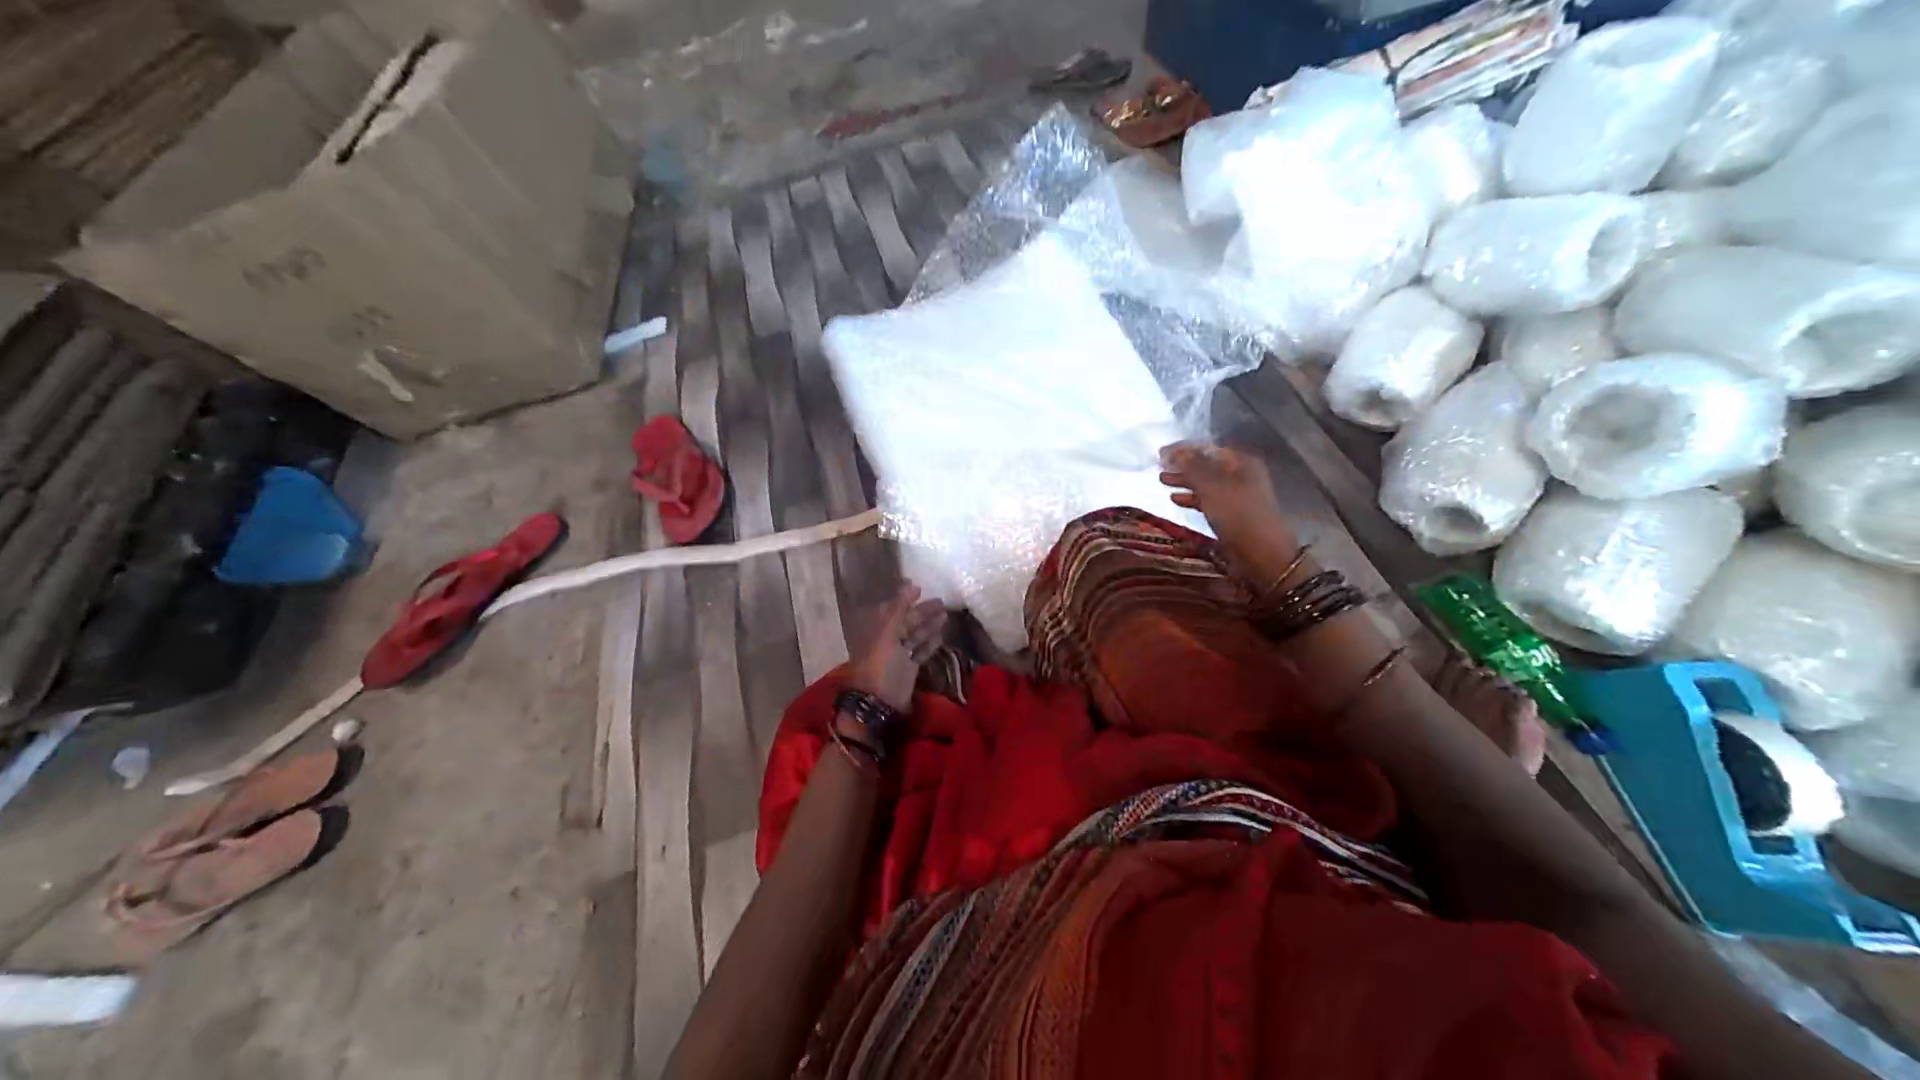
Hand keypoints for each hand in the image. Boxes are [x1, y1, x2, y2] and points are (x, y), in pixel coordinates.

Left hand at [846, 584, 947, 710]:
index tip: (920, 588)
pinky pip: (921, 651)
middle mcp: (888, 640)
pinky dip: (930, 643)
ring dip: (929, 625)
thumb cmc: (881, 664)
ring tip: (946, 615)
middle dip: (923, 611)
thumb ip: (899, 608)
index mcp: (879, 630)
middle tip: (942, 602)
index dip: (905, 599)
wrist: (879, 700)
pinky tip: (941, 636)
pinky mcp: (909, 669)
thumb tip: (910, 583)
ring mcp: (899, 655)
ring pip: (916, 635)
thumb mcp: (888, 633)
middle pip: (907, 621)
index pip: (893, 609)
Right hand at [1158, 441, 1294, 559]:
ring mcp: (1237, 495)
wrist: (1262, 552)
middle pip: (1207, 465)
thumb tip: (1172, 451)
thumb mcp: (1211, 487)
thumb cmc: (1237, 514)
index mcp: (1241, 462)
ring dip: (1185, 481)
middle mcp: (1241, 475)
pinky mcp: (1232, 514)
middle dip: (1183, 465)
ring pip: (1206, 483)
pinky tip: (1175, 499)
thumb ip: (1191, 467)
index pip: (1208, 448)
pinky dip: (1192, 498)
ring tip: (1162, 480)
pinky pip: (1208, 500)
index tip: (1161, 453)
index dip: (1184, 449)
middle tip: (1159, 466)